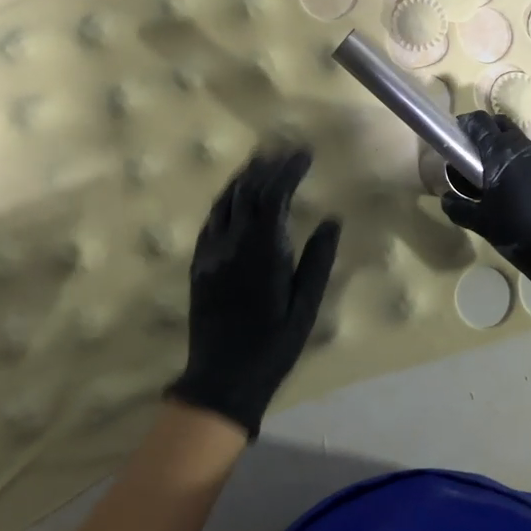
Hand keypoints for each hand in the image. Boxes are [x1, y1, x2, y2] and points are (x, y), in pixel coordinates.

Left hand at [167, 147, 340, 438]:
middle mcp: (230, 244)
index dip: (288, 170)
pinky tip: (237, 195)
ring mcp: (210, 253)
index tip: (305, 154)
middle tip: (288, 151)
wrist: (221, 378)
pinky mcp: (199, 264)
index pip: (272, 196)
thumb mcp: (306, 308)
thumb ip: (317, 261)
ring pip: (225, 202)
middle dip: (269, 166)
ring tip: (264, 161)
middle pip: (247, 191)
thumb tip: (331, 220)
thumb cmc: (273, 347)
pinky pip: (211, 220)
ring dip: (245, 177)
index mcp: (261, 252)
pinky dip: (227, 199)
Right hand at [441, 112, 530, 309]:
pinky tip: (522, 191)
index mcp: (502, 155)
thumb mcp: (482, 224)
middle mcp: (527, 149)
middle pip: (503, 126)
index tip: (457, 135)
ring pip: (522, 143)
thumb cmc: (519, 235)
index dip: (466, 124)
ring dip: (506, 150)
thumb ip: (460, 208)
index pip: (481, 123)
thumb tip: (445, 199)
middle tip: (474, 155)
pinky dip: (524, 165)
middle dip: (486, 132)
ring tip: (497, 176)